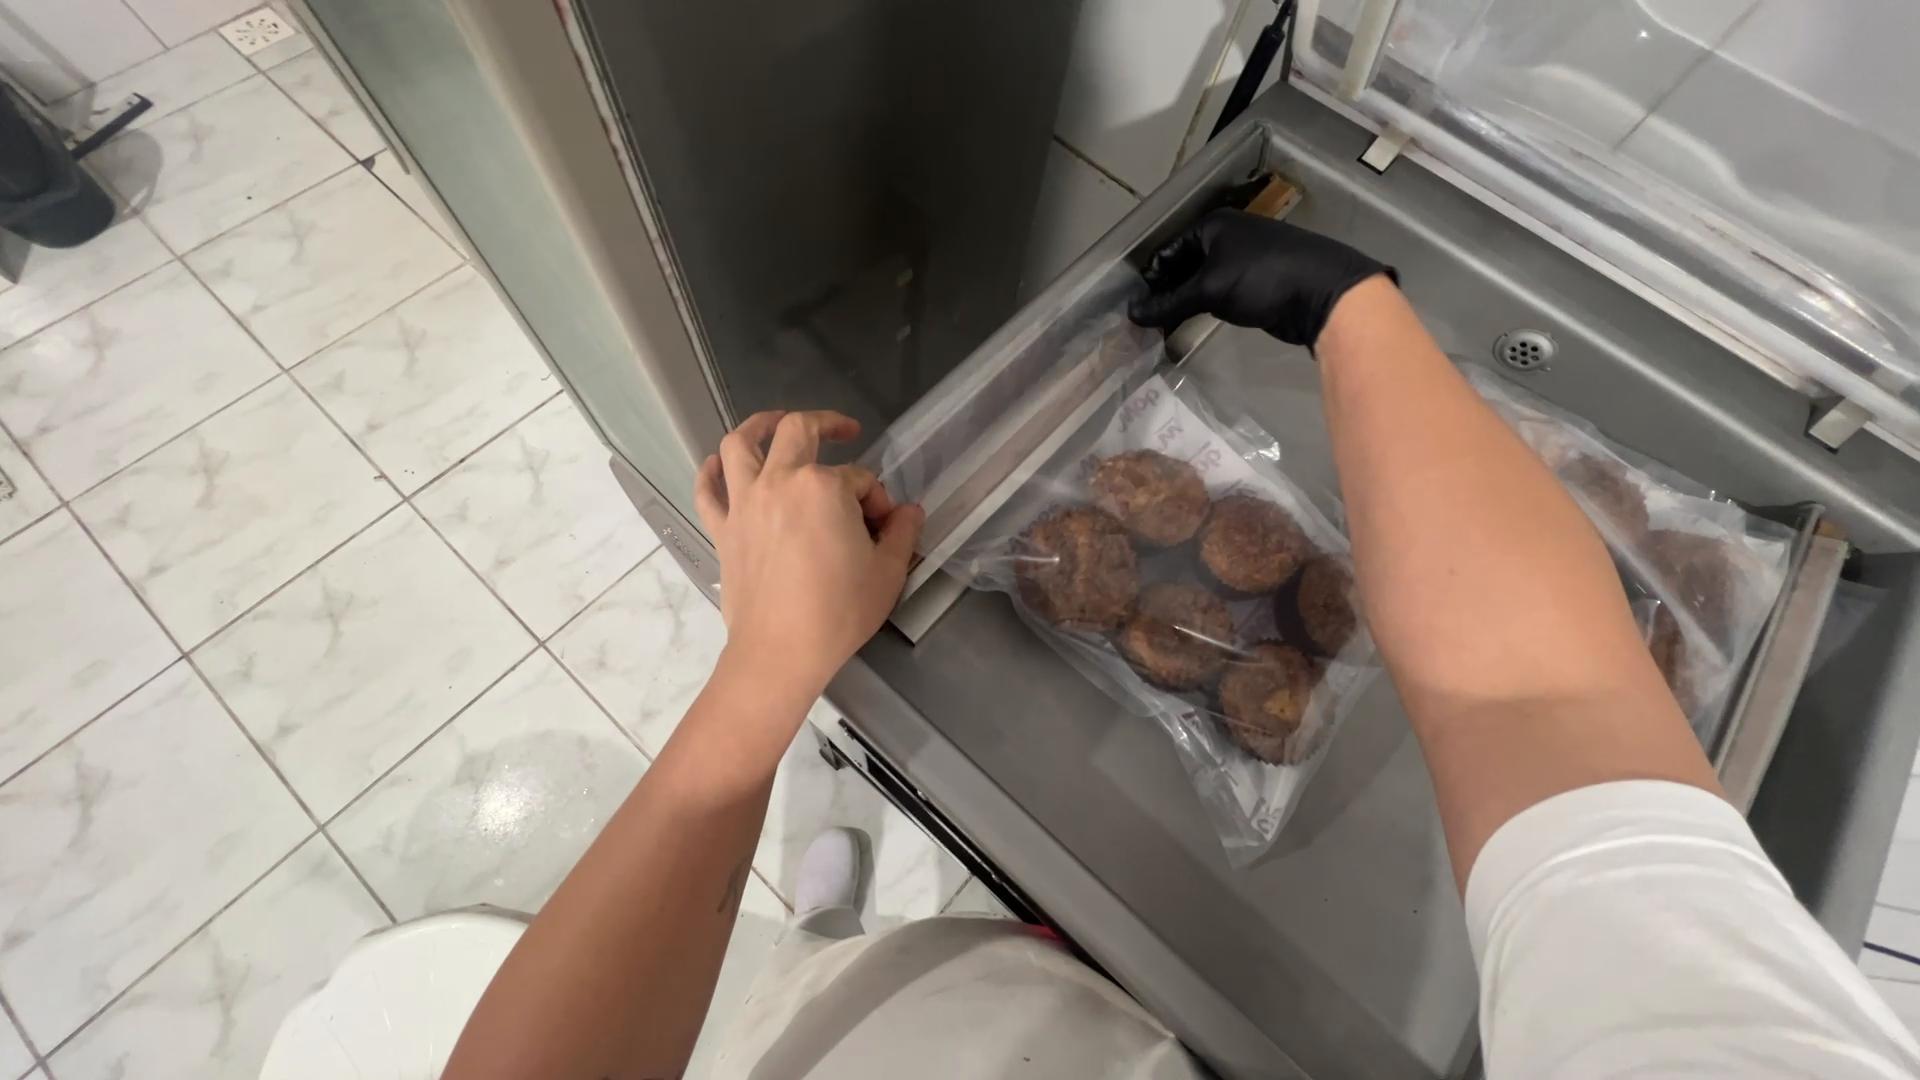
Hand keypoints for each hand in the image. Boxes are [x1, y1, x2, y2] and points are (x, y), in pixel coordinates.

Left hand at [694, 410, 923, 700]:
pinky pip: (708, 489)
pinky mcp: (723, 529)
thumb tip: (910, 511)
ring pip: (741, 444)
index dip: (878, 499)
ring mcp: (745, 503)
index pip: (860, 479)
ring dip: (759, 426)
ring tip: (776, 422)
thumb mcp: (887, 571)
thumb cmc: (838, 611)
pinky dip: (711, 471)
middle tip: (845, 430)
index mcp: (824, 487)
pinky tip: (720, 465)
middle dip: (826, 424)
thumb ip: (902, 532)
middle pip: (798, 432)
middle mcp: (779, 481)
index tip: (885, 527)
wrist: (781, 651)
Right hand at [1128, 209, 1395, 346]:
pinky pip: (1214, 295)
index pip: (1166, 252)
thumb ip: (1169, 303)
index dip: (1149, 280)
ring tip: (1158, 330)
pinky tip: (1185, 327)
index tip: (1135, 310)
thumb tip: (1132, 314)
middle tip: (1143, 324)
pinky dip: (1199, 309)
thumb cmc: (1262, 278)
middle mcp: (1225, 238)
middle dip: (1163, 293)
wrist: (1321, 293)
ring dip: (1180, 304)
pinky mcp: (1251, 284)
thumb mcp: (1210, 289)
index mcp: (1213, 226)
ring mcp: (1239, 261)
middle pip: (1181, 267)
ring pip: (1198, 283)